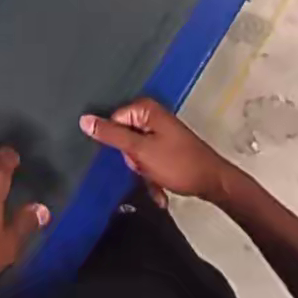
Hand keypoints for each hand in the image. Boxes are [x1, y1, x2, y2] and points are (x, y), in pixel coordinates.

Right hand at [80, 98, 242, 205]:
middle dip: (132, 158)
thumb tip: (84, 120)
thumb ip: (111, 135)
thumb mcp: (140, 151)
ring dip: (142, 170)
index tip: (131, 157)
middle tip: (145, 167)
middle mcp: (152, 115)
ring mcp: (160, 131)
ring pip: (135, 152)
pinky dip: (152, 175)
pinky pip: (148, 159)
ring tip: (156, 180)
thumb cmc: (177, 163)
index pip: (113, 121)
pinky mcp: (165, 146)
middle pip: (123, 137)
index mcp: (145, 109)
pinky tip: (160, 189)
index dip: (118, 143)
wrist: (213, 182)